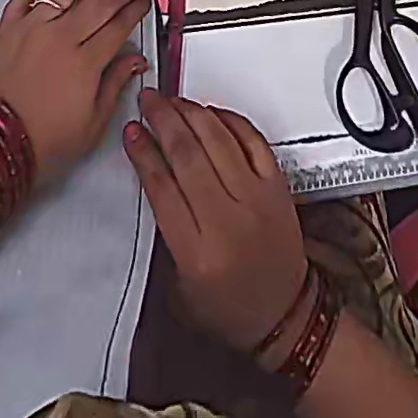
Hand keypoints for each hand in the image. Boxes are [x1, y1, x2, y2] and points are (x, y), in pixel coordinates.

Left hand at [0, 0, 152, 186]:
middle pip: (100, 0)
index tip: (143, 3)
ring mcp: (33, 29)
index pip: (120, 25)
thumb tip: (134, 61)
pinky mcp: (9, 28)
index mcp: (86, 62)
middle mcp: (62, 38)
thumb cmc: (38, 141)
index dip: (136, 10)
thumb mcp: (92, 124)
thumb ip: (115, 85)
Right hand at [124, 90, 307, 360]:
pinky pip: (252, 138)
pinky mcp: (278, 186)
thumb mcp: (179, 283)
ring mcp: (257, 199)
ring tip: (173, 100)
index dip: (143, 152)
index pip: (162, 187)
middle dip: (163, 119)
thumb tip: (150, 166)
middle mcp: (229, 221)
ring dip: (191, 112)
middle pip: (188, 155)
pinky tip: (210, 111)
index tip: (131, 131)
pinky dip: (229, 119)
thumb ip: (164, 228)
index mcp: (198, 253)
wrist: (285, 317)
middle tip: (148, 101)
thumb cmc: (227, 305)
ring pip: (219, 139)